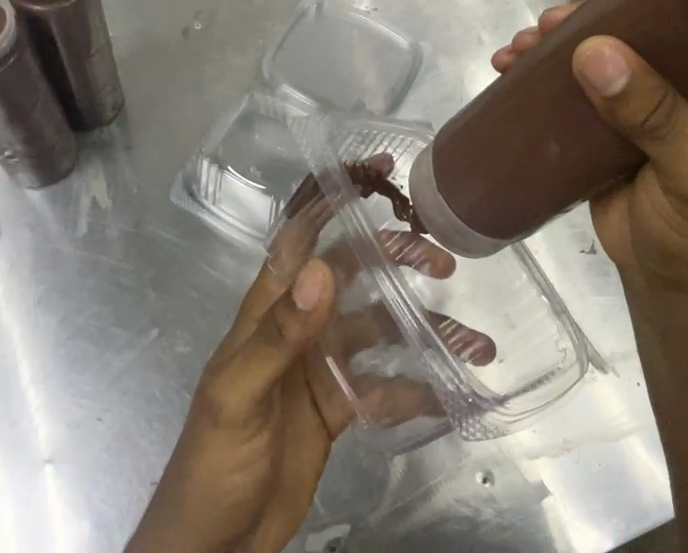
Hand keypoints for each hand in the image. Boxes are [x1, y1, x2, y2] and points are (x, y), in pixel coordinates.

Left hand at [130, 164, 492, 552]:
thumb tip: (323, 268)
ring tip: (474, 341)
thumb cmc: (214, 460)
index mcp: (267, 310)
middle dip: (395, 259)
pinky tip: (456, 393)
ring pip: (381, 331)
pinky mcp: (340, 407)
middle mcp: (299, 327)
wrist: (215, 541)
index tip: (377, 171)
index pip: (299, 237)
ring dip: (425, 331)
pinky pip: (387, 387)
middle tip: (441, 259)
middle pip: (353, 275)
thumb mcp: (240, 395)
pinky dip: (421, 388)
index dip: (333, 199)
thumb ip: (279, 334)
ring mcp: (322, 368)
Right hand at [495, 0, 687, 305]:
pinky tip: (507, 65)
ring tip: (519, 48)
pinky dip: (539, 68)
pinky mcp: (611, 115)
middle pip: (645, 12)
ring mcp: (651, 92)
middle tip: (553, 23)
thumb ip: (659, 119)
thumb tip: (595, 50)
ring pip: (604, 40)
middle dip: (592, 7)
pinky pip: (575, 78)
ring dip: (558, 35)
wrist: (671, 289)